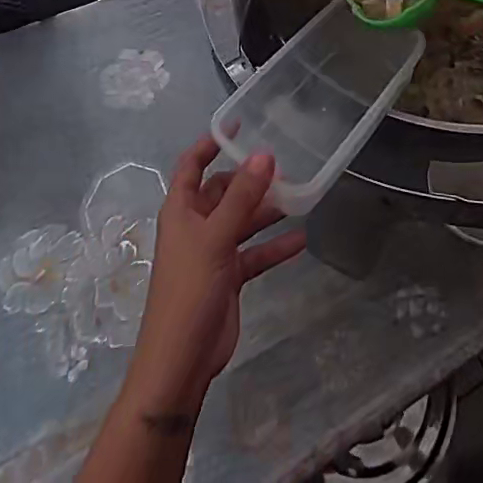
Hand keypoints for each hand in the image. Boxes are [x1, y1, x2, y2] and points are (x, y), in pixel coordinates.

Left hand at [123, 139, 304, 414]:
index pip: (191, 164)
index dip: (211, 142)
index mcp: (181, 210)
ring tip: (299, 197)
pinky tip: (301, 240)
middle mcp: (196, 226)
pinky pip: (255, 253)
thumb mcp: (216, 237)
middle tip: (284, 165)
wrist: (181, 360)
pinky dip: (274, 247)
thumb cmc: (189, 289)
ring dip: (266, 211)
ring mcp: (213, 252)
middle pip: (224, 192)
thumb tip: (265, 154)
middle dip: (250, 179)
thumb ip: (242, 197)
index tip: (239, 123)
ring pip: (243, 221)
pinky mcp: (229, 277)